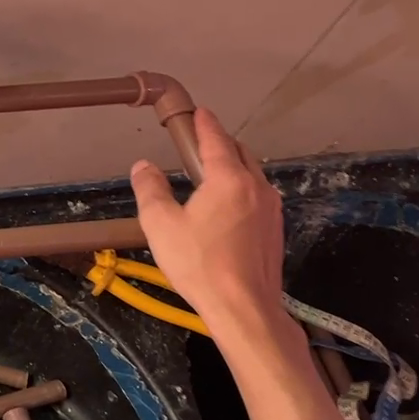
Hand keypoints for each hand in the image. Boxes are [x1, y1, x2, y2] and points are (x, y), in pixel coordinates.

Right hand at [128, 109, 288, 341]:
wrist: (243, 307)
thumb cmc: (197, 262)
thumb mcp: (160, 223)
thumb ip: (150, 189)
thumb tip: (143, 166)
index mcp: (229, 180)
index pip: (217, 141)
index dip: (205, 124)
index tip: (198, 112)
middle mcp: (257, 188)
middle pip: (241, 154)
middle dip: (221, 143)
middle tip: (198, 142)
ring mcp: (272, 210)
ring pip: (252, 175)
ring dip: (233, 166)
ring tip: (210, 171)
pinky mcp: (275, 230)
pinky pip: (257, 195)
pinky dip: (241, 187)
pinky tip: (225, 203)